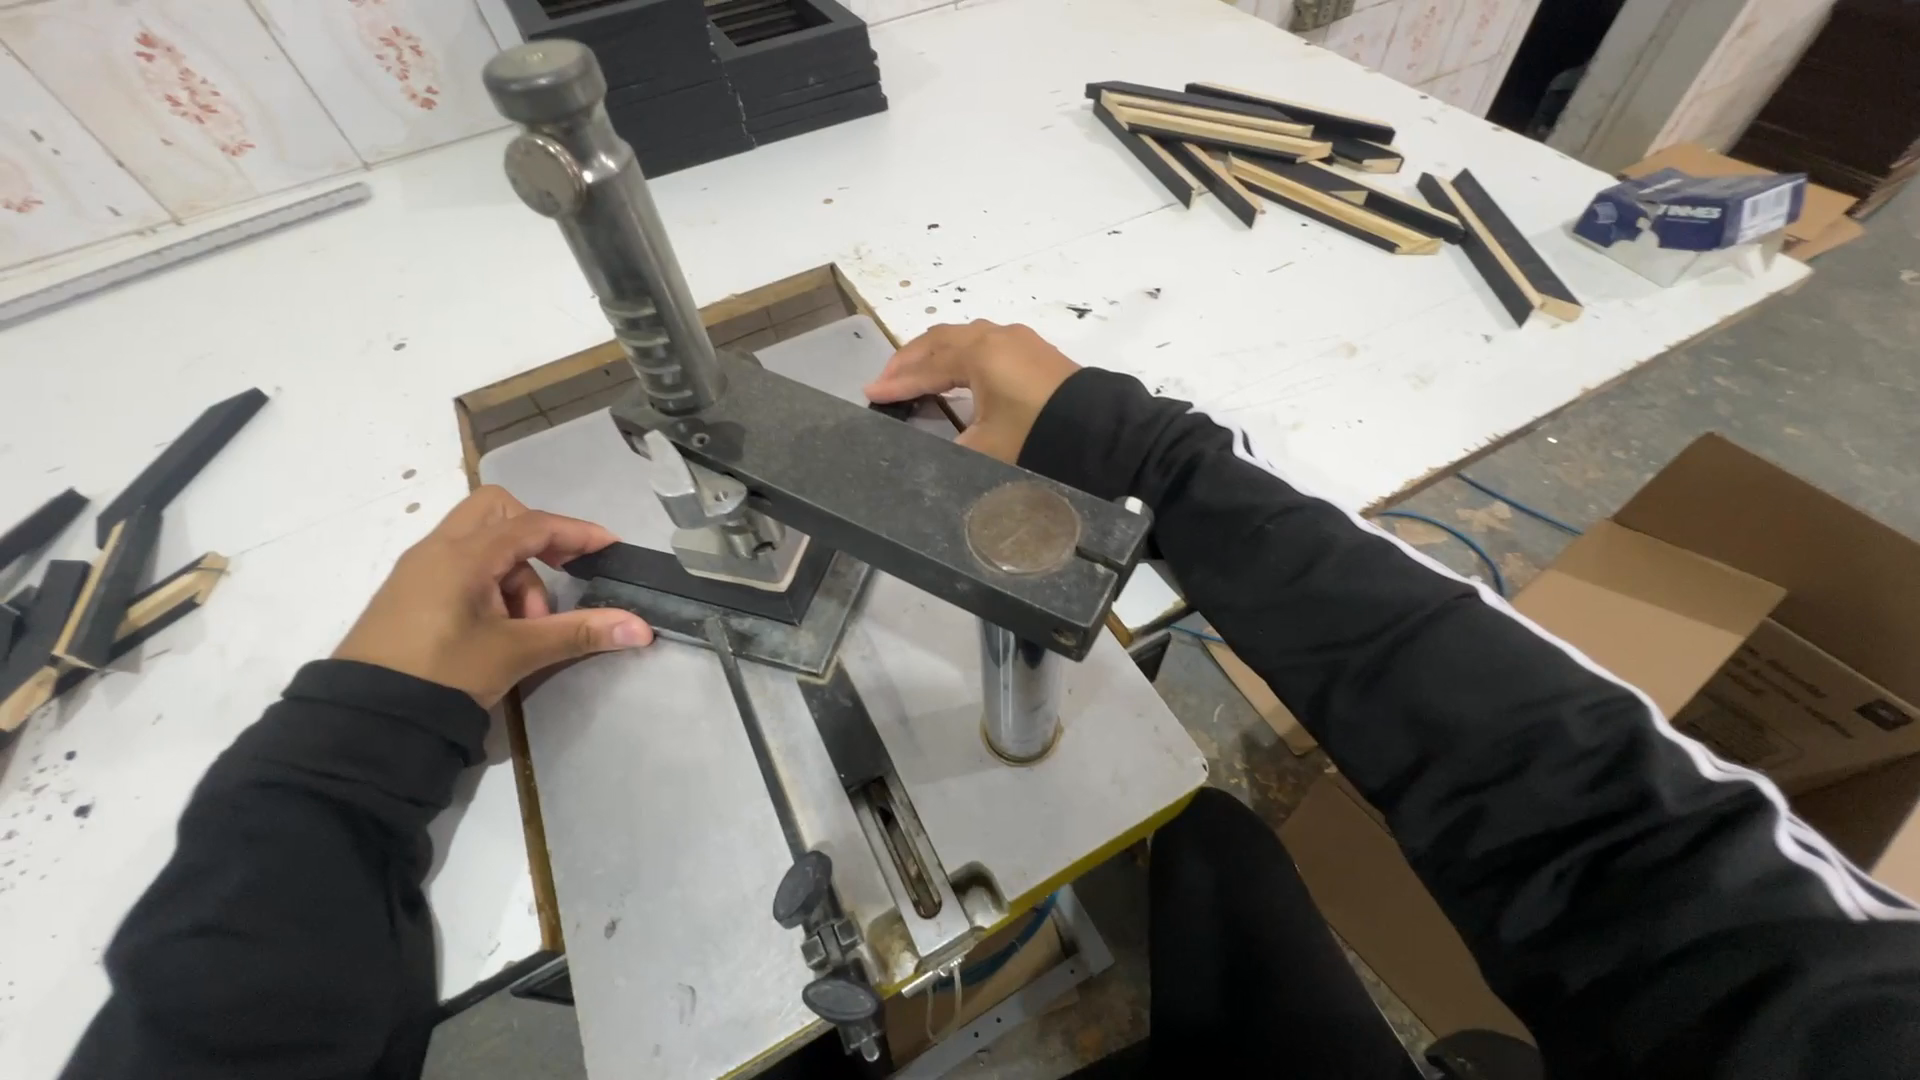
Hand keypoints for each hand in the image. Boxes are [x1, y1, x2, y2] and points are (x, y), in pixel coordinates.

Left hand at [333, 486, 653, 706]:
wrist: (362, 720)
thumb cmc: (442, 673)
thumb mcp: (518, 652)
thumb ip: (580, 633)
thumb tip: (642, 628)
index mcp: (463, 555)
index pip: (533, 525)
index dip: (577, 532)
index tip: (610, 548)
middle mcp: (438, 549)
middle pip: (499, 511)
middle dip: (538, 538)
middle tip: (559, 574)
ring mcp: (420, 569)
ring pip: (483, 542)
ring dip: (516, 573)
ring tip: (525, 626)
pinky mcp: (412, 592)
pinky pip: (463, 565)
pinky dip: (491, 584)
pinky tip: (498, 627)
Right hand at [864, 321, 1079, 462]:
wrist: (1104, 432)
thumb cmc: (1038, 436)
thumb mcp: (986, 448)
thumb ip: (951, 449)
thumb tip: (930, 457)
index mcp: (978, 354)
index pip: (925, 368)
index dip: (896, 382)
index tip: (870, 393)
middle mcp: (995, 337)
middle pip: (939, 341)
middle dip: (909, 359)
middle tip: (887, 379)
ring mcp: (1018, 340)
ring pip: (963, 338)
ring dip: (935, 354)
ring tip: (916, 374)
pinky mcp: (1035, 351)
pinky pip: (985, 344)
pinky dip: (960, 356)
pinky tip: (958, 374)